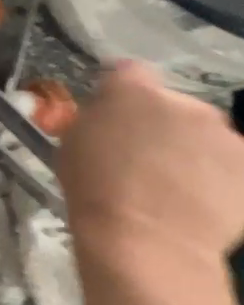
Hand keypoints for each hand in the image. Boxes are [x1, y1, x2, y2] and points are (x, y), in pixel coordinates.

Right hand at [57, 61, 243, 263]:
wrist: (148, 234)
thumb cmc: (93, 183)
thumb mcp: (75, 139)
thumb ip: (101, 117)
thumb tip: (118, 117)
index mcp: (130, 91)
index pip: (130, 70)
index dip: (123, 87)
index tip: (116, 107)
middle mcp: (185, 105)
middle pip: (176, 104)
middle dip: (165, 122)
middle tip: (148, 152)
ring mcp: (227, 137)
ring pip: (209, 135)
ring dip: (195, 148)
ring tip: (180, 180)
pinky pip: (231, 163)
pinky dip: (221, 174)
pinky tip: (202, 196)